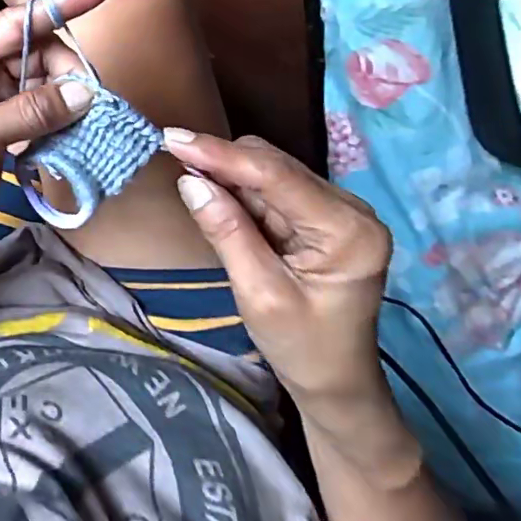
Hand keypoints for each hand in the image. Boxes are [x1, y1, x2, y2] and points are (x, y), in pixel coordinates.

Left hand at [0, 0, 113, 271]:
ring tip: (87, 121)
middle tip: (91, 100)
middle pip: (37, 50)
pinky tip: (73, 134)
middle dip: (67, 69)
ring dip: (69, 97)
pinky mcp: (4, 124)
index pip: (14, 21)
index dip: (61, 2)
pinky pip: (43, 109)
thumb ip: (30, 110)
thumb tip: (85, 92)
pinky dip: (61, 118)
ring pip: (44, 80)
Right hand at [161, 132, 393, 420]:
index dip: (220, 153)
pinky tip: (213, 195)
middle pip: (272, 163)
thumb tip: (189, 181)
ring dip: (225, 173)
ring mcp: (334, 210)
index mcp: (347, 231)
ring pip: (267, 169)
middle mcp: (348, 209)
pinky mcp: (316, 216)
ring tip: (191, 182)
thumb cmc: (301, 345)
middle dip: (221, 160)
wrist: (335, 381)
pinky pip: (268, 187)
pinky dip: (236, 188)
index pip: (275, 176)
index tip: (172, 138)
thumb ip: (226, 232)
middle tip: (172, 160)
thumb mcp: (258, 293)